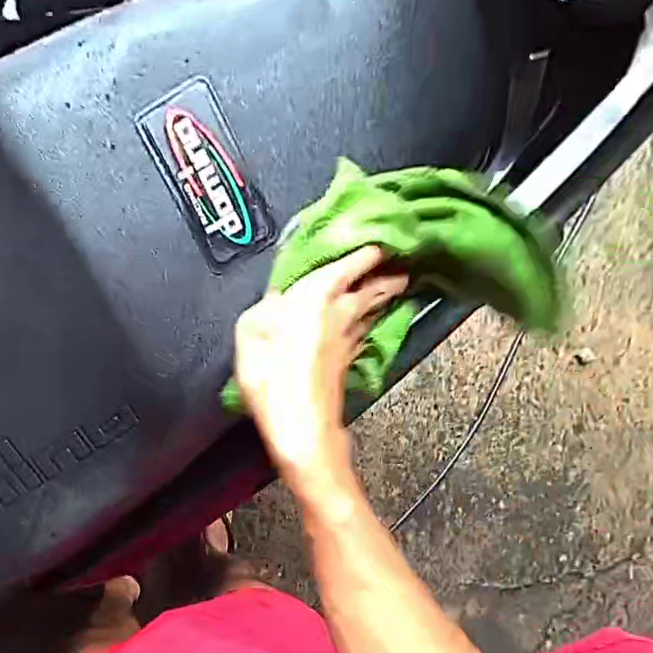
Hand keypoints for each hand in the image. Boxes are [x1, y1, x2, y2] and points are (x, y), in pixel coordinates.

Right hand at [234, 247, 407, 479]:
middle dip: (389, 269)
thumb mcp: (252, 328)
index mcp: (321, 292)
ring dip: (386, 293)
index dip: (374, 242)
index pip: (357, 257)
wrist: (298, 423)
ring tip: (395, 281)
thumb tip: (280, 301)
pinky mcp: (349, 363)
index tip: (385, 228)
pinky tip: (370, 320)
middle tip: (401, 257)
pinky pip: (366, 330)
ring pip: (375, 307)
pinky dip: (372, 319)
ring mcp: (350, 339)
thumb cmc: (272, 374)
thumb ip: (268, 306)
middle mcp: (344, 311)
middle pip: (376, 283)